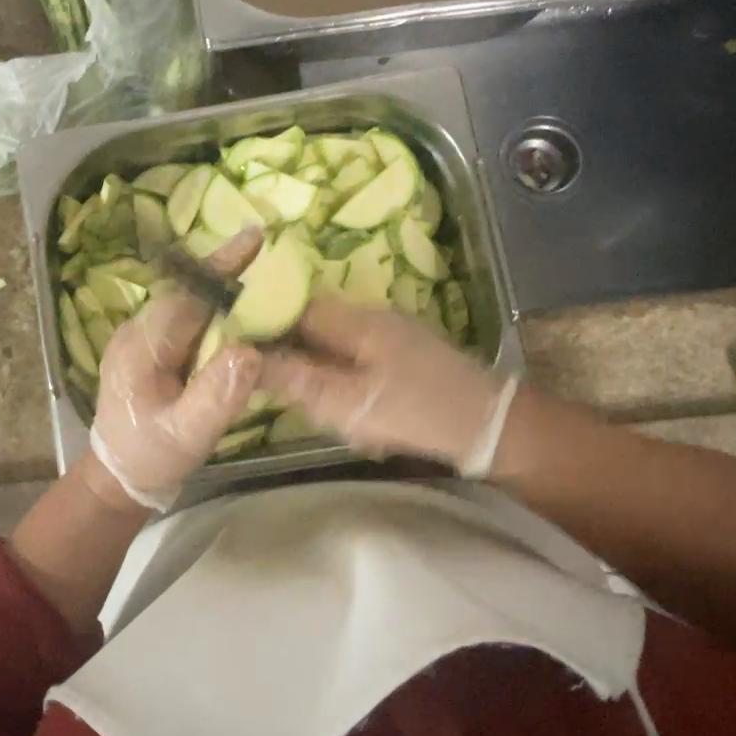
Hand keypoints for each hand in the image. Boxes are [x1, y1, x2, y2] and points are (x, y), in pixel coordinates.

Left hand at [85, 230, 265, 512]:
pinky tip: (240, 315)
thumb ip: (216, 397)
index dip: (219, 267)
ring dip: (221, 289)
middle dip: (225, 271)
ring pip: (186, 303)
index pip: (184, 296)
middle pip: (185, 292)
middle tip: (268, 252)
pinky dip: (214, 312)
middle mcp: (136, 333)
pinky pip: (186, 320)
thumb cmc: (149, 457)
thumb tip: (251, 352)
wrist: (118, 477)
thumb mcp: (186, 436)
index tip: (254, 239)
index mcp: (140, 348)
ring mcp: (141, 339)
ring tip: (262, 278)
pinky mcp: (151, 349)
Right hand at [256, 297, 501, 469]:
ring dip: (318, 370)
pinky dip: (342, 378)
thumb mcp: (348, 404)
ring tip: (313, 405)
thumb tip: (244, 357)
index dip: (266, 325)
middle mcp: (372, 317)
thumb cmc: (415, 413)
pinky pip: (356, 358)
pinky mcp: (404, 355)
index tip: (244, 353)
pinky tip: (347, 407)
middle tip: (275, 389)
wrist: (490, 428)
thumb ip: (296, 379)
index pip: (295, 308)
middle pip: (313, 325)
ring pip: (334, 344)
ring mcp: (392, 334)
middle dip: (292, 354)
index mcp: (356, 321)